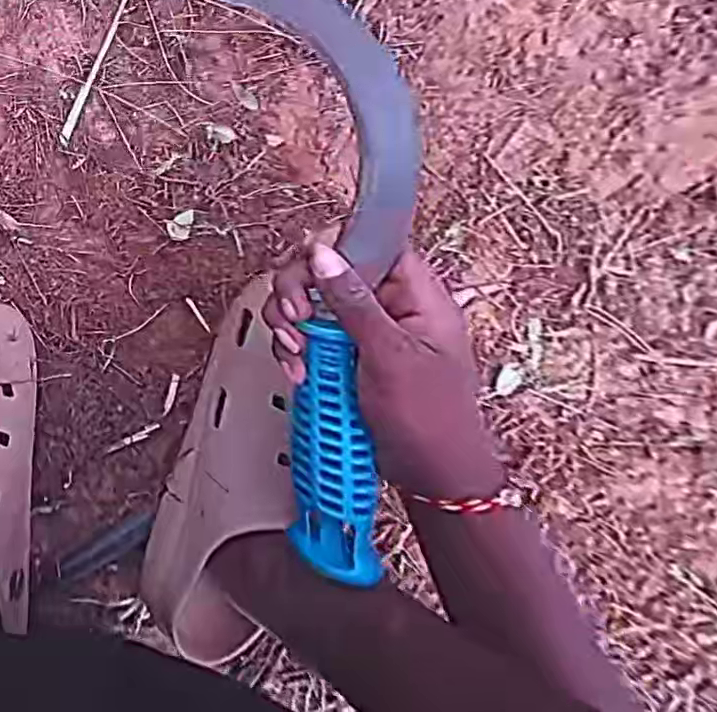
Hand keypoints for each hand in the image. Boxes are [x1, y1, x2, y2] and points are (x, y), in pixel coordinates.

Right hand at [263, 242, 503, 498]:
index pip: (368, 241)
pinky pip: (300, 329)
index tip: (305, 267)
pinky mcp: (338, 347)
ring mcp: (358, 325)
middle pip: (322, 266)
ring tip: (297, 351)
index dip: (331, 244)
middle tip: (296, 318)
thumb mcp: (390, 355)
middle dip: (296, 289)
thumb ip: (353, 302)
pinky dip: (290, 345)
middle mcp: (384, 302)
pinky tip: (299, 367)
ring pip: (303, 296)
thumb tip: (322, 252)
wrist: (429, 475)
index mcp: (415, 294)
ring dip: (287, 321)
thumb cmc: (429, 418)